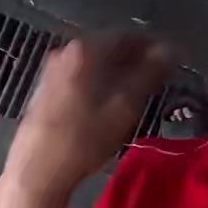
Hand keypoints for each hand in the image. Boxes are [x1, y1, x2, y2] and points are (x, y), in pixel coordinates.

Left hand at [0, 34, 172, 202]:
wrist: (36, 172)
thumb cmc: (83, 139)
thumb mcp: (124, 107)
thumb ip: (150, 74)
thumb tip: (171, 50)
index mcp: (84, 50)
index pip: (127, 35)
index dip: (152, 46)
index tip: (171, 61)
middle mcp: (64, 52)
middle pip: (108, 47)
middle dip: (136, 59)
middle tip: (159, 77)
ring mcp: (52, 71)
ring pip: (94, 62)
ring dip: (118, 72)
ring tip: (139, 92)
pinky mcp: (46, 90)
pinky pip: (81, 76)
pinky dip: (100, 82)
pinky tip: (110, 102)